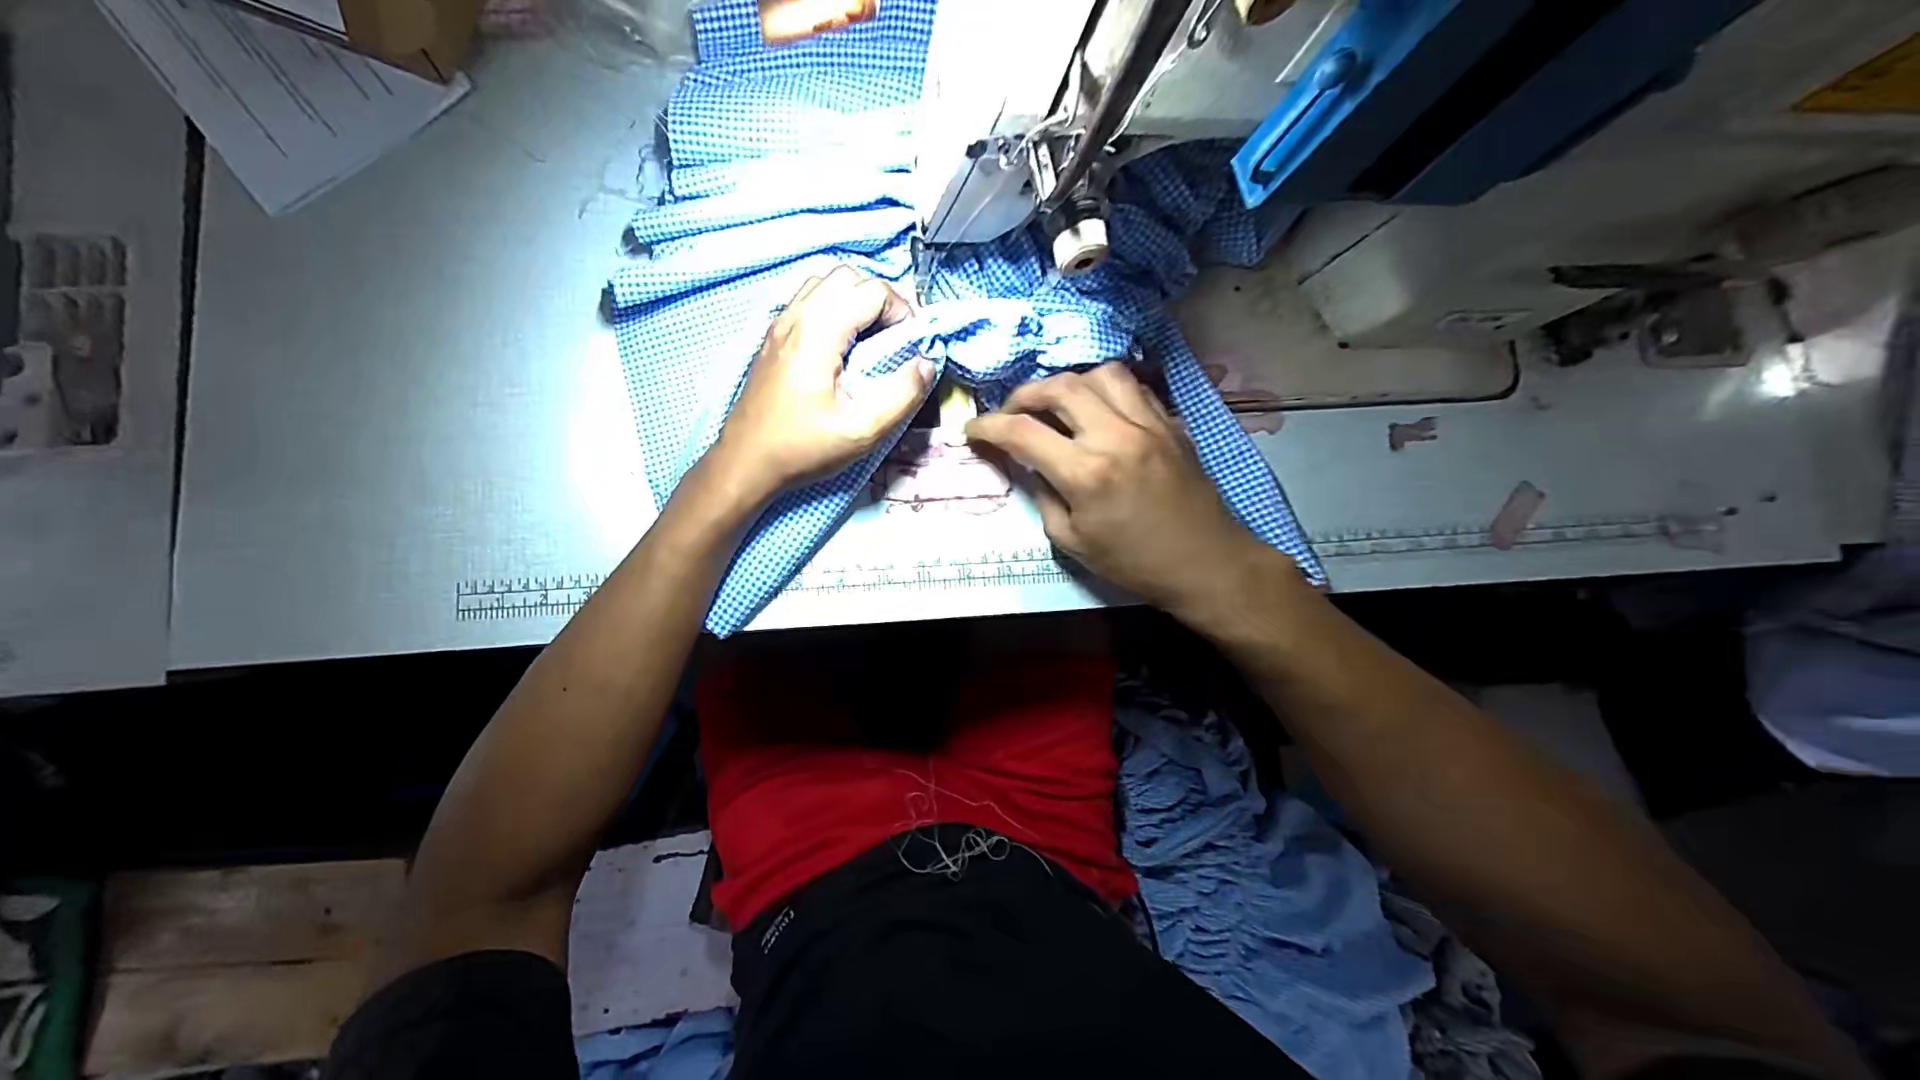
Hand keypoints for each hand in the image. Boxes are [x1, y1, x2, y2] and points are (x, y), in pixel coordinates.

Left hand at [708, 266, 934, 502]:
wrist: (745, 461)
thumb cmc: (801, 448)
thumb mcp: (861, 431)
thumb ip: (901, 395)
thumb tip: (926, 363)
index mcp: (817, 333)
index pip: (871, 290)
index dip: (901, 311)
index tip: (909, 345)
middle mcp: (796, 317)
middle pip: (848, 276)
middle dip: (880, 299)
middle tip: (894, 337)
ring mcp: (780, 324)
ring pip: (825, 282)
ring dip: (855, 300)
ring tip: (870, 338)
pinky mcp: (774, 336)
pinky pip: (808, 299)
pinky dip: (834, 307)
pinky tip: (842, 345)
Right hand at [964, 362, 1296, 618]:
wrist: (1205, 562)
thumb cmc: (1133, 563)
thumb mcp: (1071, 542)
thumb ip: (1042, 495)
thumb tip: (1030, 464)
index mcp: (1086, 473)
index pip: (1022, 431)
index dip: (987, 426)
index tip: (972, 430)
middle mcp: (1116, 436)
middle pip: (1059, 387)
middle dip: (1023, 395)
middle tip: (1011, 412)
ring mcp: (1149, 423)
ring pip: (1100, 374)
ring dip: (1069, 383)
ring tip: (1057, 404)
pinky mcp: (1171, 422)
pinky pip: (1133, 386)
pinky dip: (1106, 389)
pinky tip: (1098, 408)